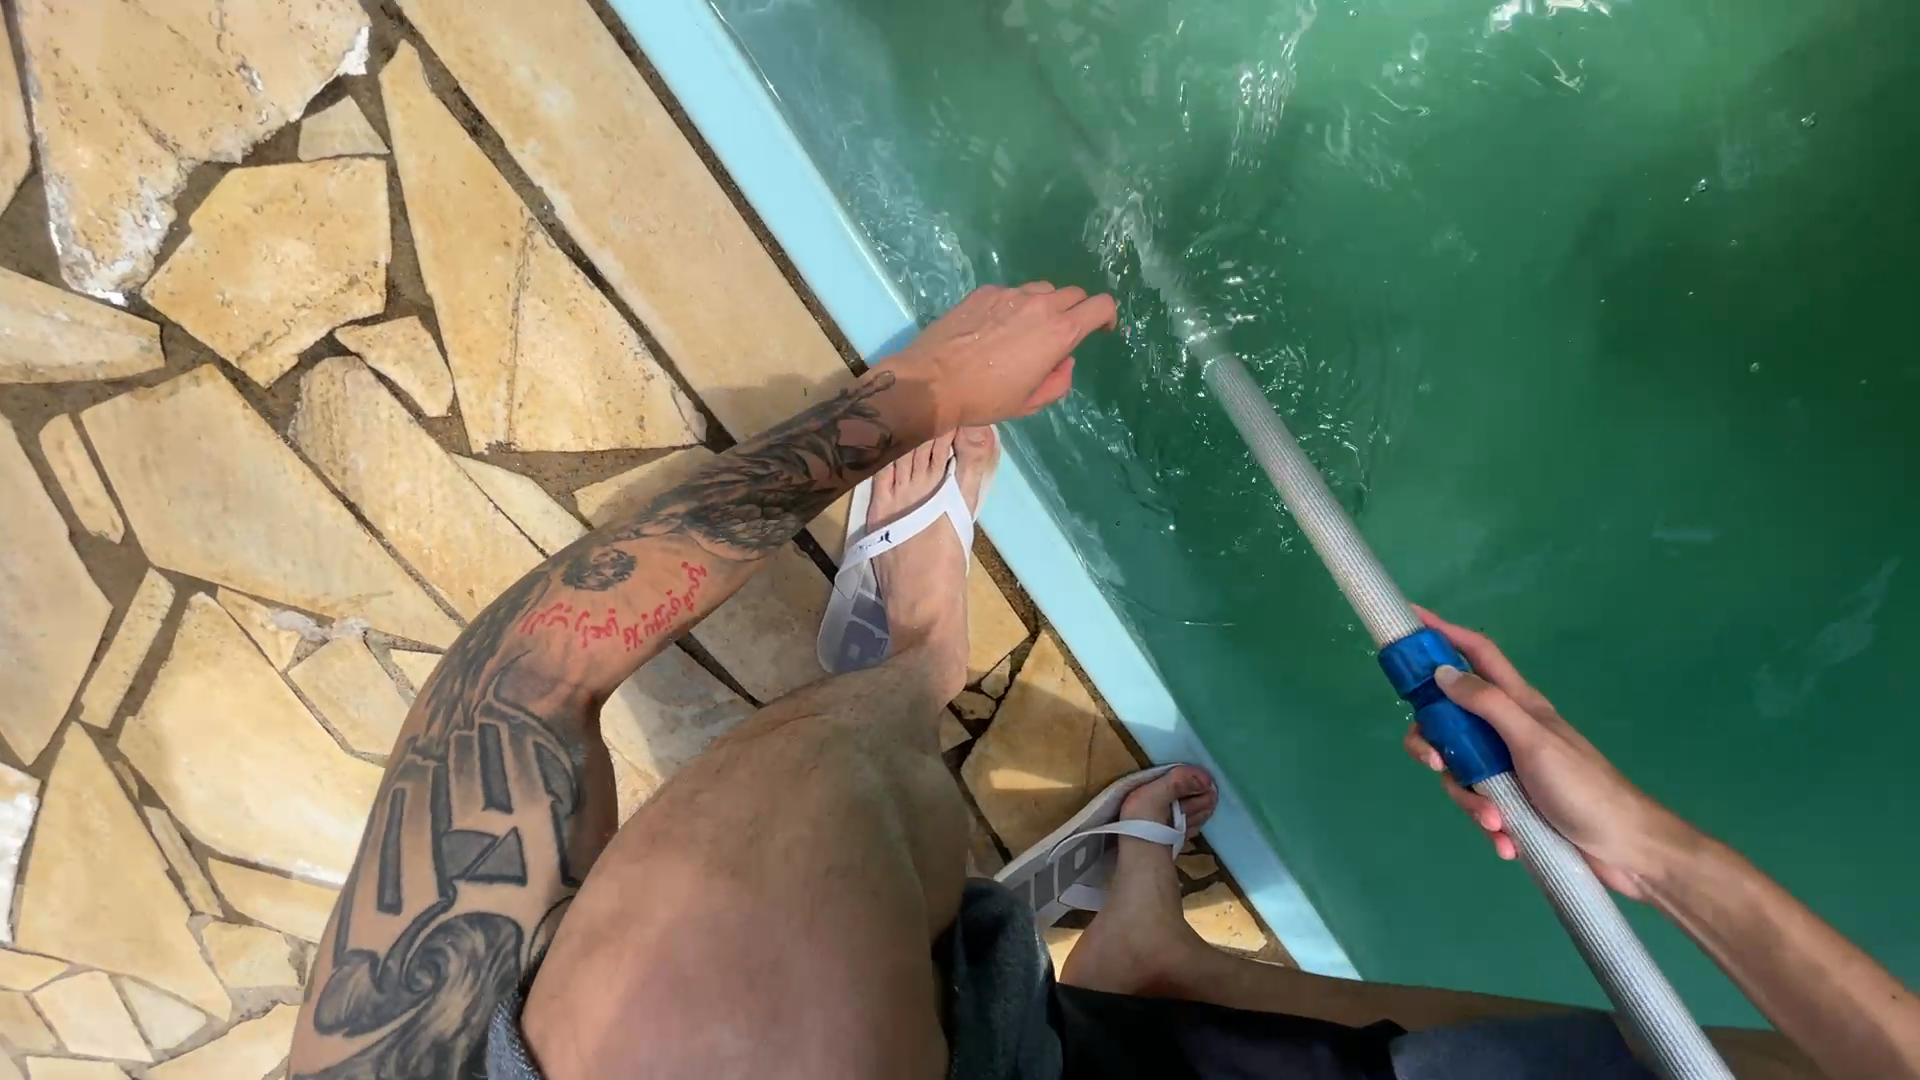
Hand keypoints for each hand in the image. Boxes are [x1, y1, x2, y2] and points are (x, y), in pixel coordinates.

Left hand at [891, 283, 1117, 428]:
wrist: (933, 382)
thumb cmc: (985, 399)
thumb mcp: (1030, 403)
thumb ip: (1058, 382)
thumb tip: (1065, 362)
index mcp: (1059, 332)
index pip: (1101, 306)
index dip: (1107, 316)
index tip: (1102, 329)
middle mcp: (1039, 305)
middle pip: (1073, 294)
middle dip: (1076, 312)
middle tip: (1061, 335)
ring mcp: (1010, 293)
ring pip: (1042, 290)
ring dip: (1045, 306)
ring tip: (1027, 331)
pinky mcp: (984, 291)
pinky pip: (1011, 292)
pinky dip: (1014, 306)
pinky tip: (996, 328)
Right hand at [1401, 606, 1698, 900]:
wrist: (1633, 852)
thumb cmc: (1587, 789)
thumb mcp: (1533, 741)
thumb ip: (1487, 704)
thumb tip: (1441, 673)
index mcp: (1516, 704)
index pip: (1476, 654)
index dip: (1444, 633)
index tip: (1410, 618)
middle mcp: (1504, 728)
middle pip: (1445, 716)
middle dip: (1430, 740)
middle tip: (1433, 761)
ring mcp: (1505, 764)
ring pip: (1455, 765)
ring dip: (1465, 797)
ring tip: (1492, 821)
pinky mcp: (1509, 798)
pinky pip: (1476, 802)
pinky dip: (1485, 821)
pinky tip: (1505, 840)